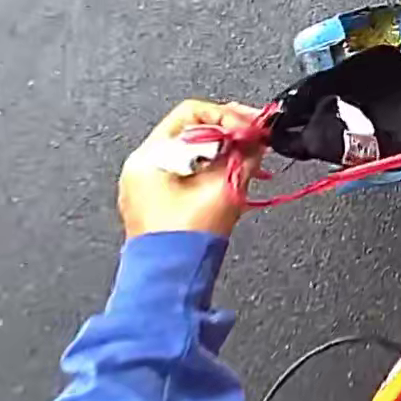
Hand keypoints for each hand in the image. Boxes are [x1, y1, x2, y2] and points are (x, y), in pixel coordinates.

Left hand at [119, 100, 264, 238]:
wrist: (171, 287)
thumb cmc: (188, 242)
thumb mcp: (226, 188)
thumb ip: (245, 156)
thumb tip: (258, 139)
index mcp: (150, 156)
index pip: (193, 113)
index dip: (228, 115)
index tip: (252, 126)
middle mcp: (143, 166)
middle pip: (192, 130)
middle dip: (228, 132)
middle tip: (255, 136)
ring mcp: (148, 185)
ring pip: (192, 150)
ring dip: (223, 149)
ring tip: (249, 154)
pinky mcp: (158, 202)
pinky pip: (188, 169)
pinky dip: (212, 166)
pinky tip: (233, 172)